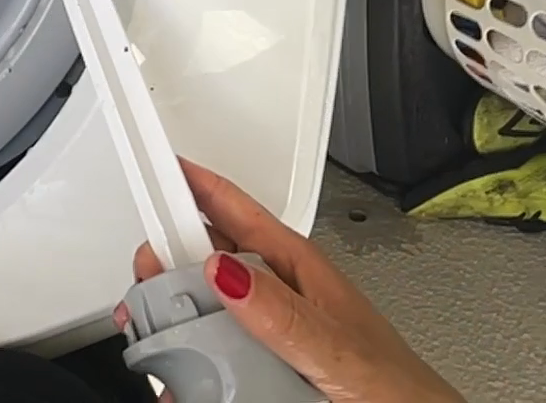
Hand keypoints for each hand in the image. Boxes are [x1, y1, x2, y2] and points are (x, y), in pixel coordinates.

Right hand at [122, 160, 460, 402]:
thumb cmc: (401, 395)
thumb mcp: (340, 350)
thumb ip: (282, 312)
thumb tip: (221, 270)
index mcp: (289, 263)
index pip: (224, 202)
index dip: (181, 178)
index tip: (144, 167)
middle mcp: (269, 288)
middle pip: (196, 254)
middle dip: (162, 264)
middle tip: (144, 289)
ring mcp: (258, 328)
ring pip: (194, 304)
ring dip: (168, 319)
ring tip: (156, 341)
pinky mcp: (252, 366)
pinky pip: (204, 351)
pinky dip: (182, 363)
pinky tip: (179, 381)